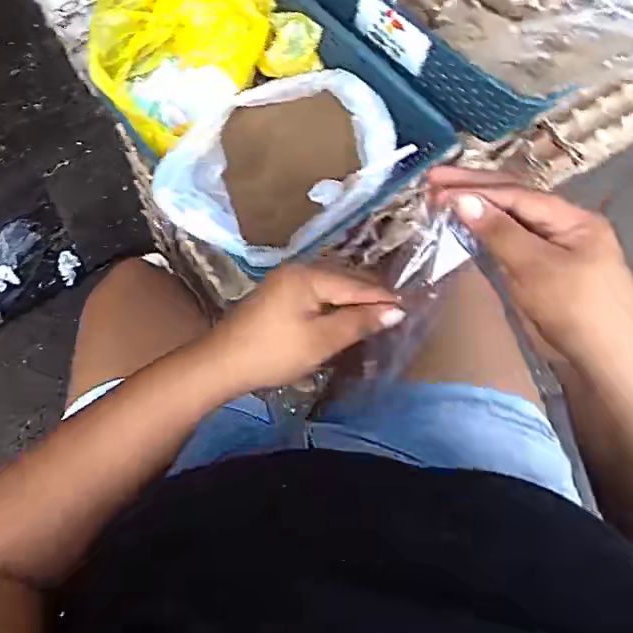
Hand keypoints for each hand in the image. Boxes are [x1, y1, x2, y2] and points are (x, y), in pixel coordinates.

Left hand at [199, 263, 403, 392]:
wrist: (220, 363)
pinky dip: (335, 303)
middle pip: (344, 279)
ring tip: (378, 314)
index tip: (411, 306)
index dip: (384, 297)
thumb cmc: (273, 352)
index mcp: (308, 275)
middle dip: (371, 294)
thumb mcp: (321, 341)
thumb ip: (358, 323)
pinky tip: (345, 315)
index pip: (357, 284)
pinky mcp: (278, 295)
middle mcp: (297, 269)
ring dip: (353, 299)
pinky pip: (317, 292)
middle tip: (399, 311)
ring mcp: (285, 281)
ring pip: (330, 285)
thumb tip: (395, 310)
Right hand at [427, 167, 632, 378]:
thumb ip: (499, 231)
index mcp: (575, 220)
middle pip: (516, 201)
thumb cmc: (575, 311)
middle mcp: (568, 228)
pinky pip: (513, 243)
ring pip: (513, 222)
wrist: (606, 365)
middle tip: (432, 181)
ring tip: (442, 198)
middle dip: (474, 189)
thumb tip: (463, 200)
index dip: (475, 189)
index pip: (518, 194)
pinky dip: (487, 233)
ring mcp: (557, 251)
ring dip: (478, 210)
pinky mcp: (546, 273)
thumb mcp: (534, 268)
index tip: (436, 187)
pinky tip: (467, 227)